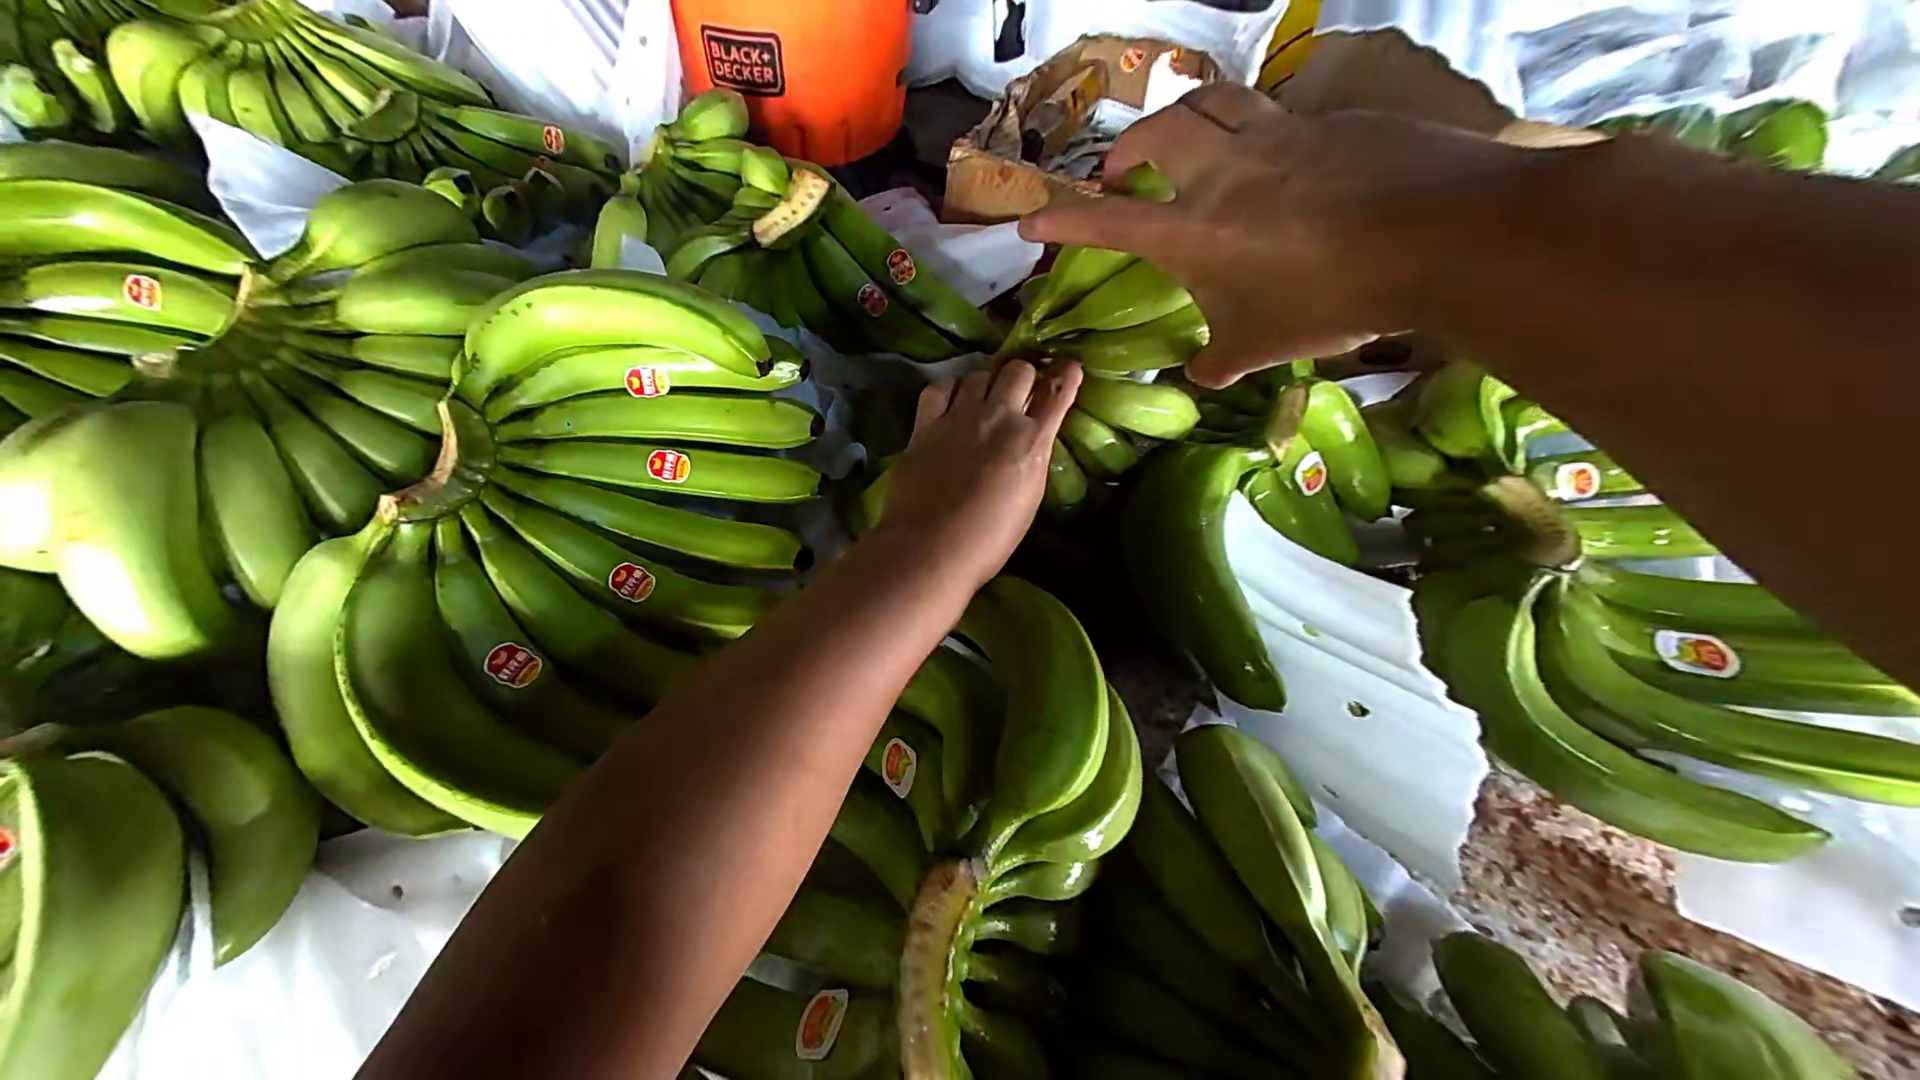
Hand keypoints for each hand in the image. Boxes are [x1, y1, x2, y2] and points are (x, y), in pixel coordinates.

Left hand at [874, 360, 1082, 590]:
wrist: (931, 548)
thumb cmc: (989, 539)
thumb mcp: (1029, 499)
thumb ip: (1032, 460)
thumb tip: (1029, 441)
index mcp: (1031, 441)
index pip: (1057, 394)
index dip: (1066, 376)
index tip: (1069, 367)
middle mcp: (998, 418)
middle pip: (1017, 371)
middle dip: (1024, 375)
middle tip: (1020, 390)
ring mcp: (959, 417)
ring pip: (978, 374)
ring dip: (987, 382)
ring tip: (984, 396)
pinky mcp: (925, 425)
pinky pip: (939, 389)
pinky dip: (949, 389)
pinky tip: (951, 401)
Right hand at [1019, 84, 1522, 386]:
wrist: (1445, 237)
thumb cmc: (1334, 300)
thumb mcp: (1262, 346)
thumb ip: (1218, 362)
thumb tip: (1199, 376)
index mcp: (1194, 232)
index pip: (1109, 223)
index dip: (1063, 221)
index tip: (1029, 219)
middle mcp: (1224, 171)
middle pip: (1156, 131)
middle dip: (1126, 149)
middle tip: (1121, 174)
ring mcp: (1278, 135)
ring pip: (1211, 99)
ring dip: (1182, 117)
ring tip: (1181, 144)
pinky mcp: (1327, 121)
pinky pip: (1274, 113)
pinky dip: (1252, 131)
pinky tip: (1271, 163)